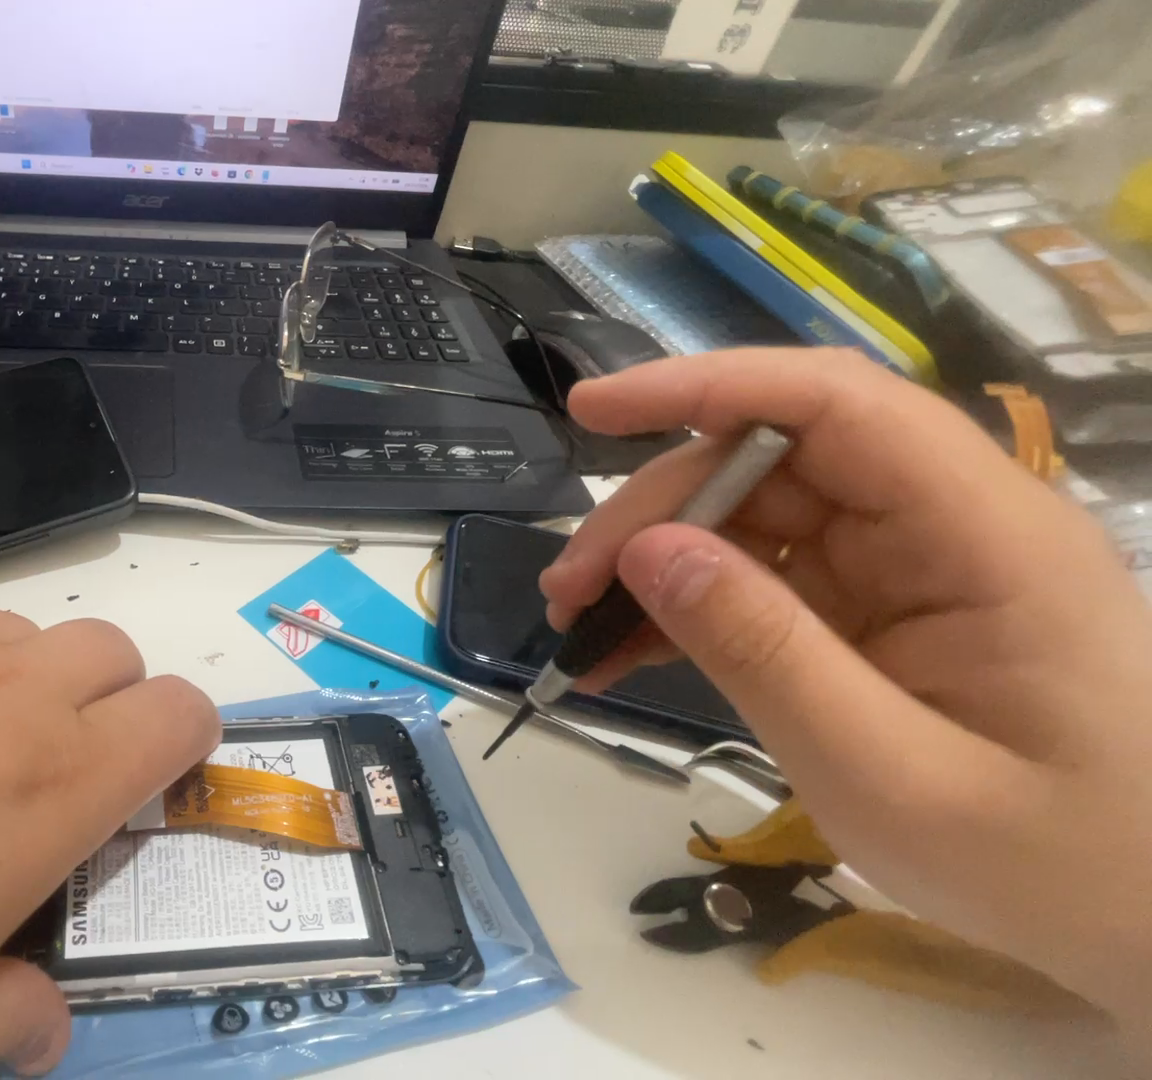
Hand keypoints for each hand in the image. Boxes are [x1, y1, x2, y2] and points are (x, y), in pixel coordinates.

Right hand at [540, 349, 1151, 1028]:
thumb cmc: (1062, 864)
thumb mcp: (887, 772)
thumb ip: (763, 652)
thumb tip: (647, 550)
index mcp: (980, 533)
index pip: (830, 405)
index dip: (701, 387)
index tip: (590, 411)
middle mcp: (935, 524)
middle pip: (758, 467)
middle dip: (647, 518)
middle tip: (568, 593)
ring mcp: (895, 566)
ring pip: (738, 520)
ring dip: (647, 565)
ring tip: (579, 629)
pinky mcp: (862, 607)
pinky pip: (747, 578)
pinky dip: (675, 607)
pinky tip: (622, 650)